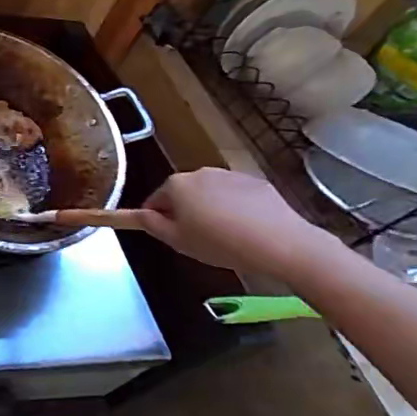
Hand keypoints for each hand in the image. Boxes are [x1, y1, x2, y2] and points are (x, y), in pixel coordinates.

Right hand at [115, 168, 340, 278]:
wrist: (280, 243)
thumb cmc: (219, 243)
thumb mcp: (176, 241)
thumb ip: (151, 224)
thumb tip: (137, 214)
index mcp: (176, 185)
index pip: (154, 201)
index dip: (159, 220)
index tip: (171, 237)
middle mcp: (200, 172)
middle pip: (182, 193)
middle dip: (185, 212)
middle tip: (196, 239)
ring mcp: (230, 175)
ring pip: (209, 193)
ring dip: (210, 209)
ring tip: (224, 236)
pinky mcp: (255, 182)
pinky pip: (235, 195)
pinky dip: (235, 208)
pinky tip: (245, 229)